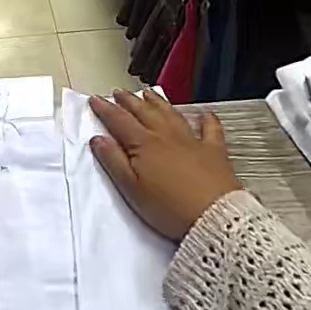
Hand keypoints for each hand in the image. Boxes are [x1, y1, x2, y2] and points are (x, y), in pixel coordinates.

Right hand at [88, 89, 241, 239]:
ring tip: (149, 94)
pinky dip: (206, 118)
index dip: (106, 109)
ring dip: (158, 102)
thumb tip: (98, 139)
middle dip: (129, 101)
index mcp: (145, 145)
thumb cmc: (169, 208)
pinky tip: (204, 113)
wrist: (213, 216)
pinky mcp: (214, 150)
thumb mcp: (132, 189)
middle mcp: (167, 136)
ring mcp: (193, 140)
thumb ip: (114, 161)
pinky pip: (210, 127)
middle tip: (119, 92)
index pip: (120, 121)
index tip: (96, 99)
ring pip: (171, 114)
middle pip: (145, 112)